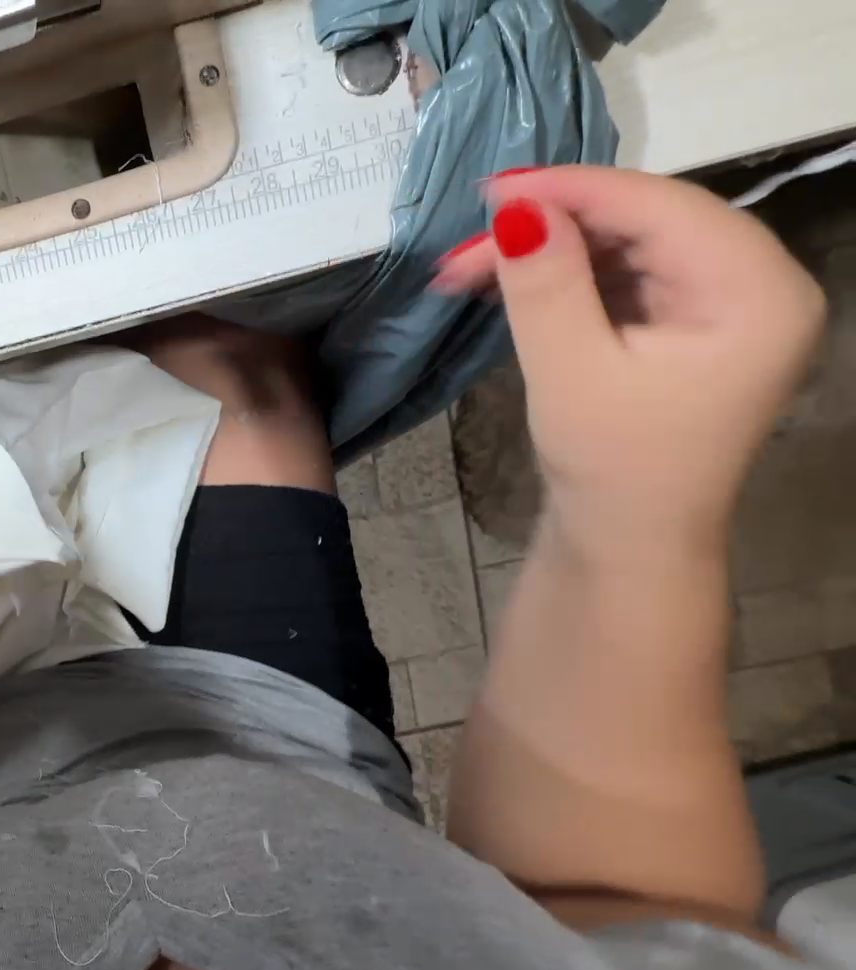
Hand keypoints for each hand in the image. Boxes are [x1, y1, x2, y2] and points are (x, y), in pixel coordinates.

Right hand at [432, 166, 825, 556]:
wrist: (626, 534)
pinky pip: (618, 279)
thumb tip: (511, 211)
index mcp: (755, 291)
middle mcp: (751, 284)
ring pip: (625, 248)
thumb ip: (545, 287)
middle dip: (549, 226)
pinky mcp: (678, 326)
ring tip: (465, 268)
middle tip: (461, 245)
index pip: (663, 209)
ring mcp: (715, 306)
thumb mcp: (570, 371)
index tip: (491, 189)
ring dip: (544, 252)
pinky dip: (559, 277)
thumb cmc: (610, 460)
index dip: (575, 190)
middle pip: (645, 223)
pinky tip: (506, 281)